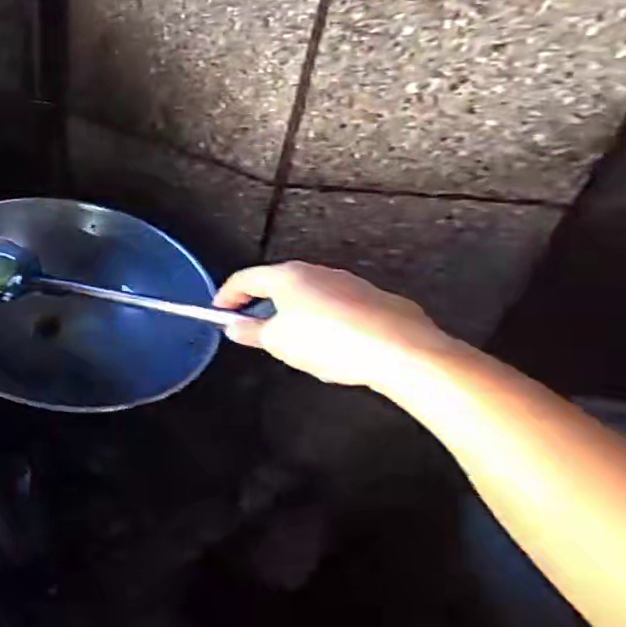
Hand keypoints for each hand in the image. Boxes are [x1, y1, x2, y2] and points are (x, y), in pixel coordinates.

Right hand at [213, 262, 457, 389]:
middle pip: (280, 285)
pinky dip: (333, 323)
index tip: (220, 310)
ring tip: (301, 343)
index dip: (227, 295)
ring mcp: (351, 284)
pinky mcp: (380, 301)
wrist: (405, 354)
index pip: (244, 279)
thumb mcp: (278, 343)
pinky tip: (340, 348)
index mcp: (286, 276)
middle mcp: (317, 272)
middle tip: (257, 328)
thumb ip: (250, 332)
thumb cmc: (332, 343)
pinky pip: (344, 309)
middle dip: (266, 305)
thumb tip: (234, 327)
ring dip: (301, 314)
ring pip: (314, 296)